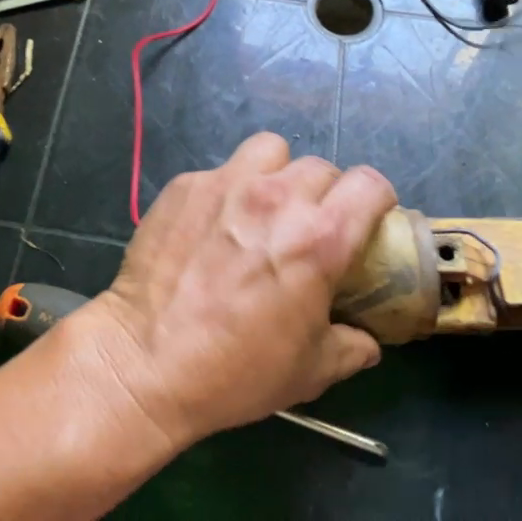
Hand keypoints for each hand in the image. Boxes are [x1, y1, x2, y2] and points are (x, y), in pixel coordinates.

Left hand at [71, 132, 396, 447]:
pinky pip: (221, 170)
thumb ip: (349, 347)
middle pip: (321, 167)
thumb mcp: (309, 371)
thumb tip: (366, 341)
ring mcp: (226, 184)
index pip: (368, 185)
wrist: (146, 362)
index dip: (376, 199)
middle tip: (310, 225)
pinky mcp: (186, 185)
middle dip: (326, 193)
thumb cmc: (236, 371)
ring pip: (270, 151)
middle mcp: (277, 198)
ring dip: (277, 173)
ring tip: (264, 206)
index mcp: (319, 239)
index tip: (368, 218)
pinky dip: (229, 189)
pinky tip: (214, 223)